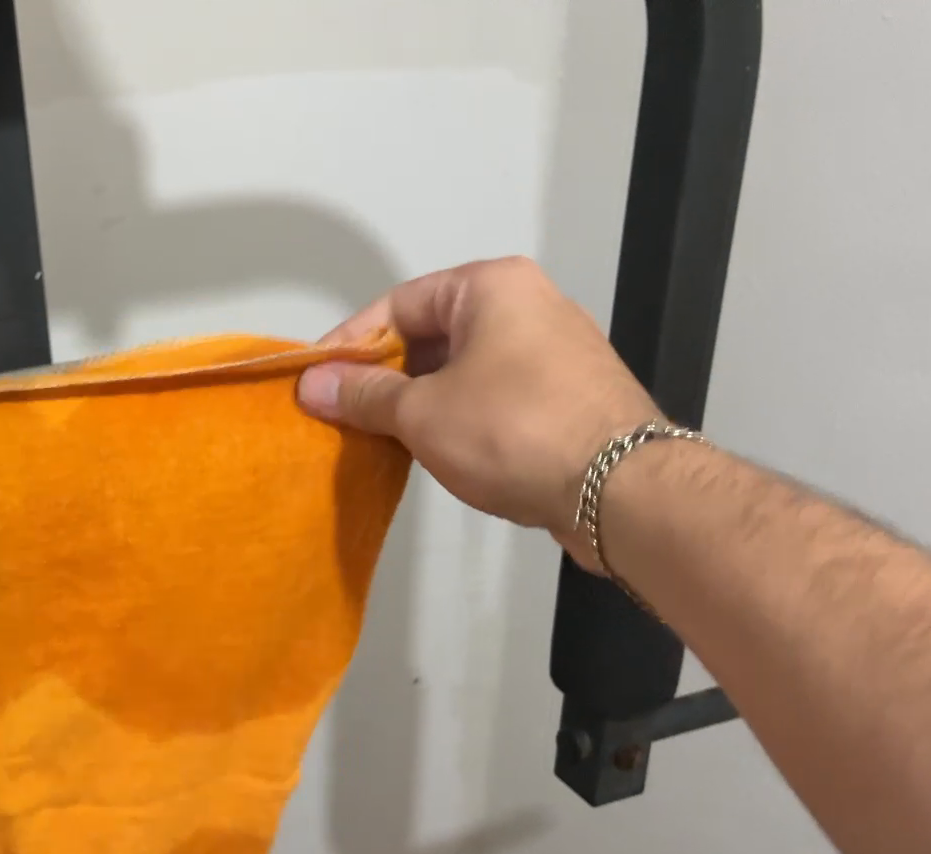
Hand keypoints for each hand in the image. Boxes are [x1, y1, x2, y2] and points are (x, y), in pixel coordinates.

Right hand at [298, 257, 659, 568]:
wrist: (620, 489)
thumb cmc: (510, 430)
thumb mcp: (420, 413)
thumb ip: (362, 394)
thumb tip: (311, 384)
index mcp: (490, 287)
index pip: (396, 304)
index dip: (349, 343)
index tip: (316, 382)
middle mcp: (524, 304)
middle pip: (427, 333)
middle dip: (380, 374)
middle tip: (341, 412)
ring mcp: (550, 349)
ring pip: (456, 366)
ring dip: (412, 398)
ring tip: (375, 434)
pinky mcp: (563, 392)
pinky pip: (487, 391)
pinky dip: (450, 413)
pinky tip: (426, 446)